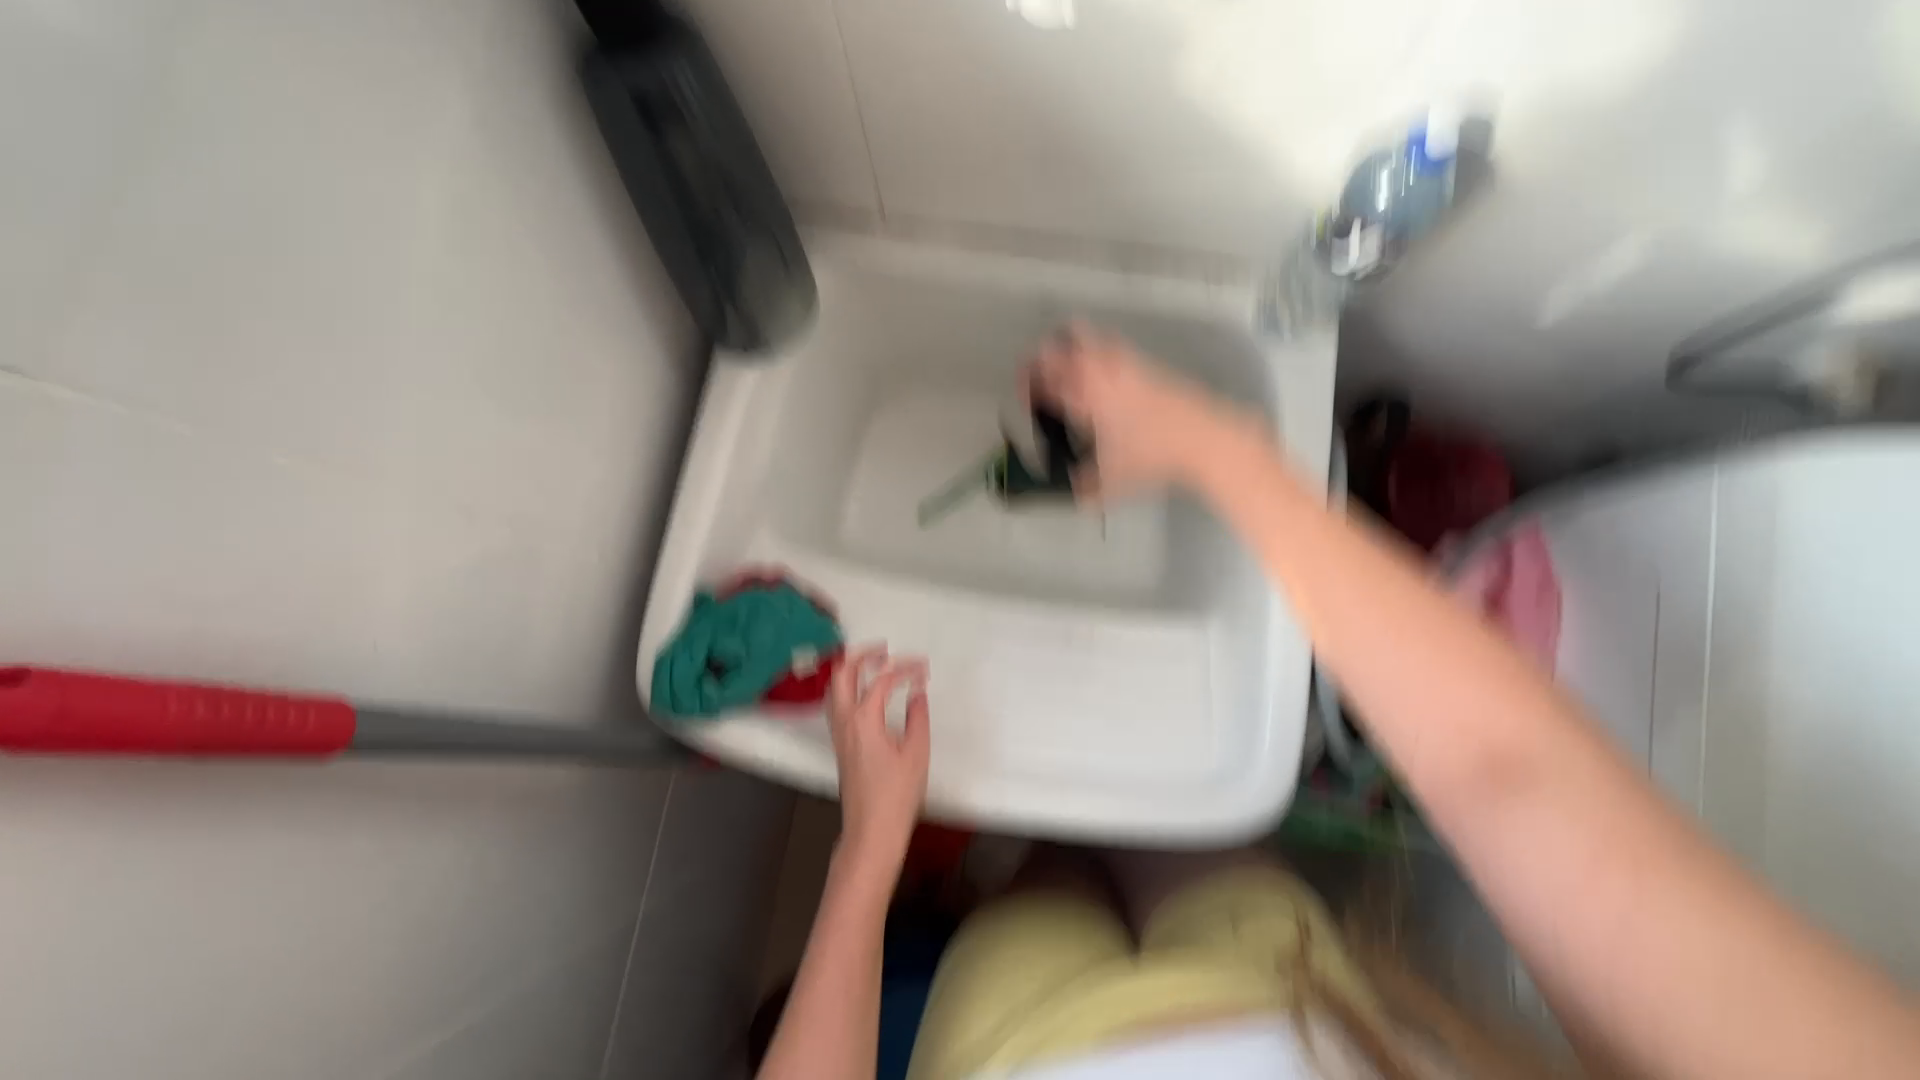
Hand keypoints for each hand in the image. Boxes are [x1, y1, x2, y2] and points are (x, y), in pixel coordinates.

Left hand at [826, 646, 929, 875]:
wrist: (871, 831)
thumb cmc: (896, 795)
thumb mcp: (916, 753)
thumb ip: (917, 717)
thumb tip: (917, 693)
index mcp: (864, 719)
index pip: (883, 680)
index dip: (905, 669)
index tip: (924, 670)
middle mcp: (844, 720)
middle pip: (842, 674)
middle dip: (862, 655)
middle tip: (886, 650)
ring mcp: (838, 733)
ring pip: (834, 688)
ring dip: (851, 670)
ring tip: (875, 664)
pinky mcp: (840, 744)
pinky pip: (837, 704)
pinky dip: (849, 688)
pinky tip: (867, 693)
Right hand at [1027, 321, 1256, 500]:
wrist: (1207, 438)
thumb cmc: (1153, 457)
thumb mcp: (1112, 480)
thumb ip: (1083, 487)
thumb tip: (1069, 492)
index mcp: (1086, 395)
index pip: (1044, 377)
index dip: (1028, 383)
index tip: (1026, 398)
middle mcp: (1101, 371)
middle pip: (1060, 346)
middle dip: (1044, 359)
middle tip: (1043, 380)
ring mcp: (1126, 363)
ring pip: (1088, 338)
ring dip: (1073, 350)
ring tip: (1072, 374)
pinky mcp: (1148, 365)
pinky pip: (1112, 348)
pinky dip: (1100, 355)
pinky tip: (1106, 382)